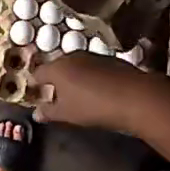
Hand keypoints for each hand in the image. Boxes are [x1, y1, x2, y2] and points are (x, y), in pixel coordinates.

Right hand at [34, 52, 166, 135]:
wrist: (134, 96)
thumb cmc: (92, 106)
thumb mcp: (66, 114)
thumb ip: (48, 112)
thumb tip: (36, 113)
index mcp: (56, 68)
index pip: (38, 73)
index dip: (35, 84)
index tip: (36, 94)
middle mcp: (72, 56)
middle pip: (57, 67)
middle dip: (55, 80)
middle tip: (56, 96)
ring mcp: (92, 55)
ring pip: (75, 66)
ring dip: (73, 78)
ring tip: (77, 95)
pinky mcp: (110, 59)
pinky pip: (92, 67)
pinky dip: (90, 77)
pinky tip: (96, 91)